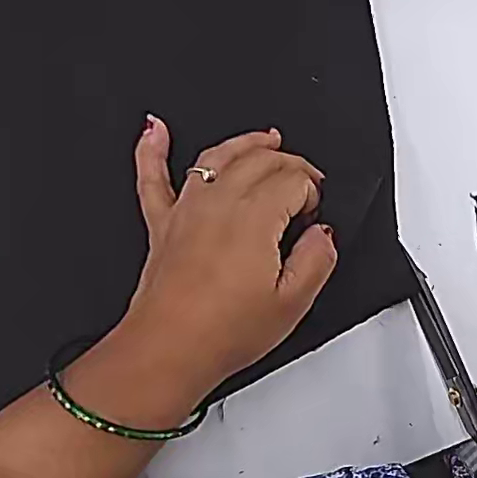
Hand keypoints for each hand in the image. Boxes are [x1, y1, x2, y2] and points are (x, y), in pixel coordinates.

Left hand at [121, 117, 337, 400]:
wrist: (170, 348)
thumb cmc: (224, 331)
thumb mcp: (294, 302)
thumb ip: (318, 259)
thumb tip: (324, 234)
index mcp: (255, 218)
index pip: (293, 180)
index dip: (313, 191)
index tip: (316, 215)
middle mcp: (219, 203)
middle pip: (261, 160)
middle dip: (291, 163)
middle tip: (307, 180)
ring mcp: (187, 209)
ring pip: (218, 155)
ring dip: (246, 142)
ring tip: (266, 139)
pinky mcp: (162, 223)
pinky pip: (152, 175)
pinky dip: (152, 147)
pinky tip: (155, 129)